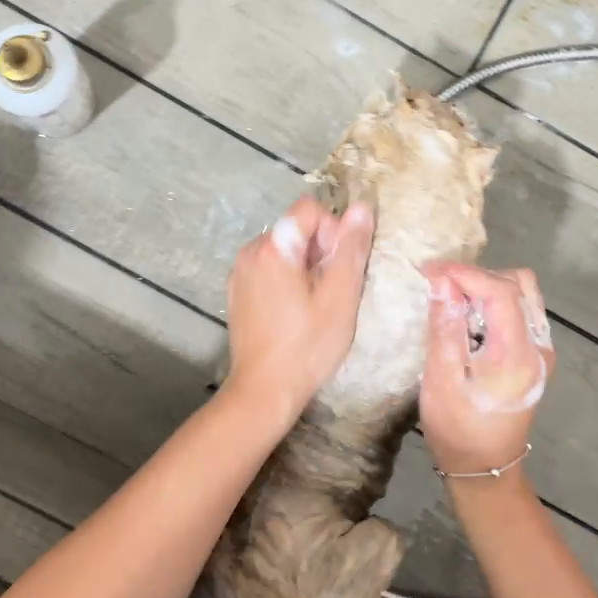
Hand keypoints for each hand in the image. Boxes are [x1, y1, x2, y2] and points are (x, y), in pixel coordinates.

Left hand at [222, 196, 374, 428]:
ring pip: (283, 250)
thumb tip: (362, 208)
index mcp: (273, 246)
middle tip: (332, 291)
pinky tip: (293, 313)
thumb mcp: (340, 297)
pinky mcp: (236, 292)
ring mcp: (239, 272)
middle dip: (320, 251)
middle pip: (295, 229)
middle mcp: (250, 251)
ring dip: (304, 267)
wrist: (263, 390)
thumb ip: (351, 249)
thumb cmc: (307, 345)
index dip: (333, 231)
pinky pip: (267, 270)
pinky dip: (285, 280)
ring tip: (314, 305)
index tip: (339, 267)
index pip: (310, 209)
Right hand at [419, 264, 554, 477]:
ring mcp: (540, 350)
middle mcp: (538, 345)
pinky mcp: (534, 356)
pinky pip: (520, 311)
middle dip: (475, 275)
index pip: (499, 290)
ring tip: (451, 297)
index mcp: (518, 352)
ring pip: (523, 293)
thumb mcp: (442, 378)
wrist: (484, 468)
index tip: (428, 271)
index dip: (464, 273)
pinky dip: (493, 301)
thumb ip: (445, 326)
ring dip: (486, 286)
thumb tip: (440, 281)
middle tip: (438, 284)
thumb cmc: (458, 427)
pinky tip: (468, 316)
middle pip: (517, 284)